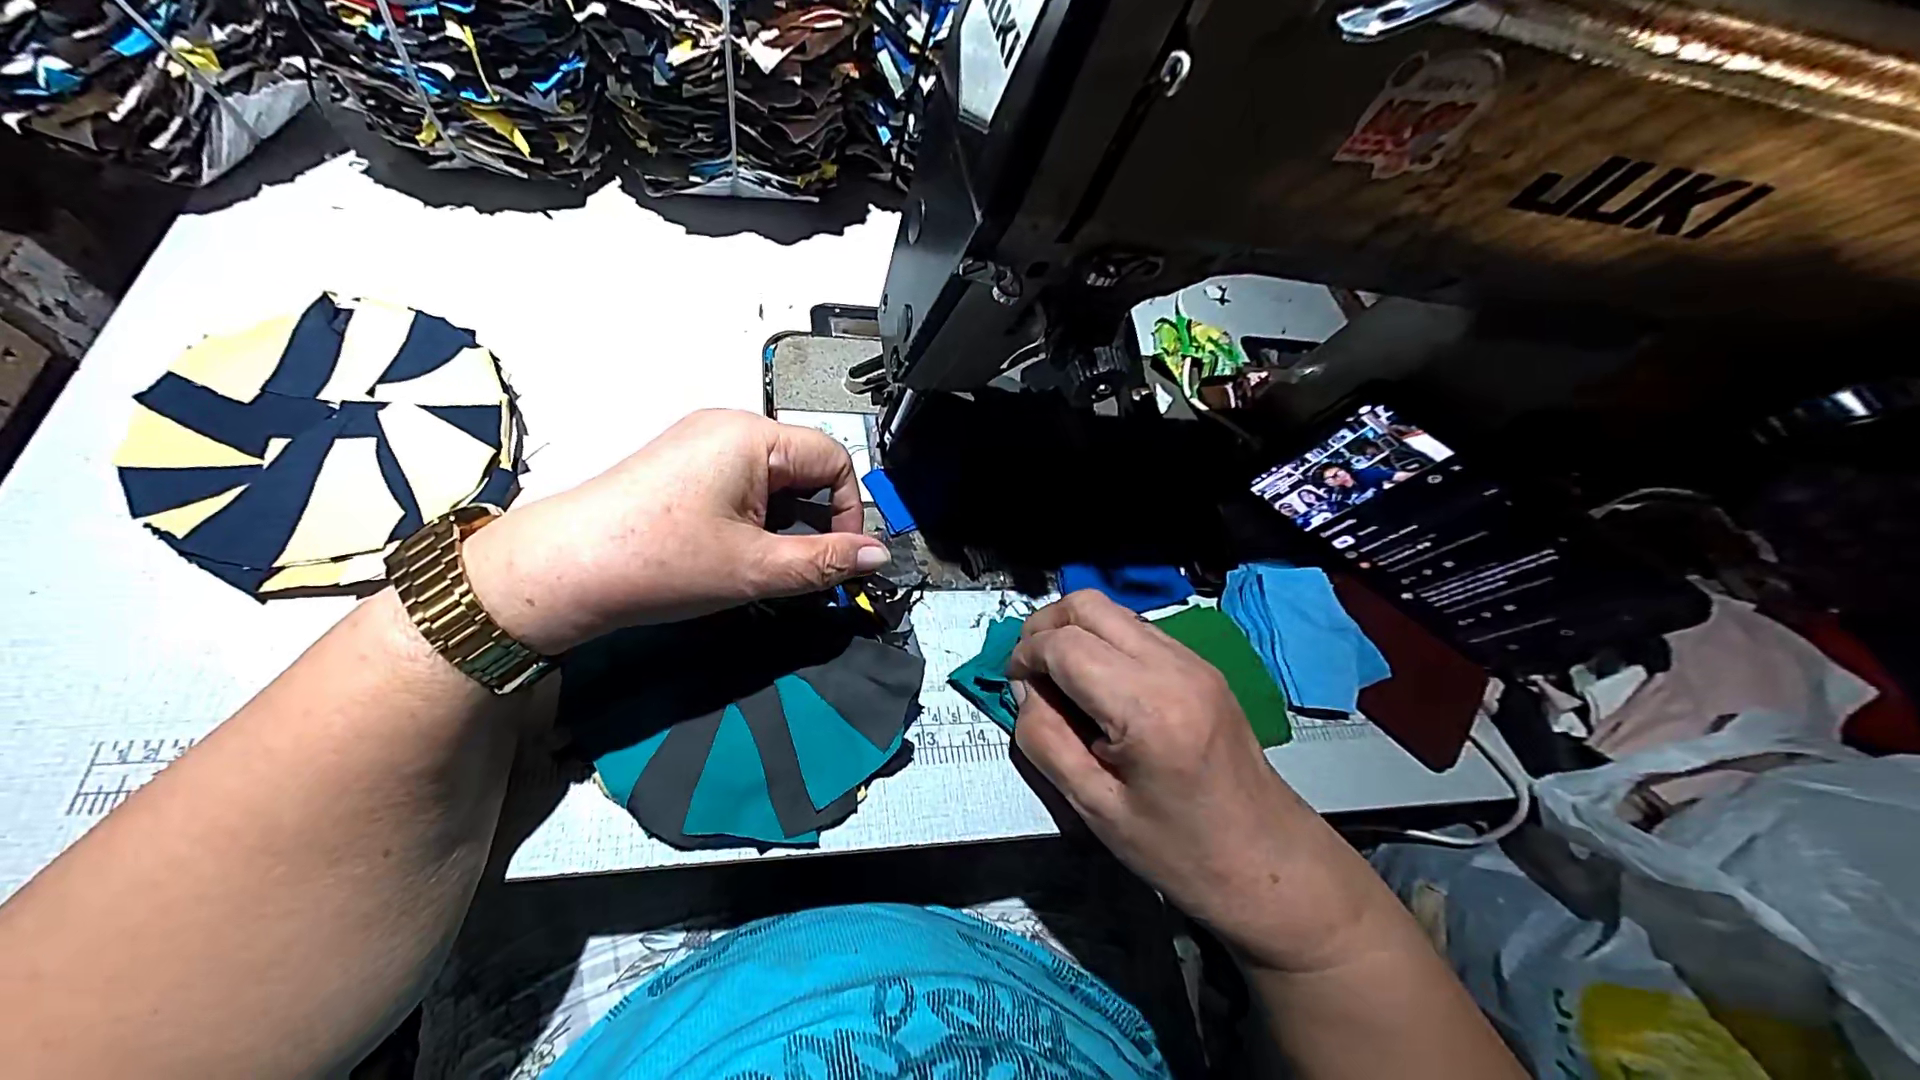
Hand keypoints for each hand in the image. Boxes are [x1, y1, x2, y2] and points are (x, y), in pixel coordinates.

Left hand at [461, 409, 888, 653]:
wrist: (560, 572)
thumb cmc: (654, 561)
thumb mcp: (757, 568)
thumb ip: (827, 560)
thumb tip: (877, 555)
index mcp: (750, 436)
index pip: (835, 459)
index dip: (850, 509)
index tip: (840, 553)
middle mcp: (727, 427)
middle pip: (805, 466)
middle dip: (815, 517)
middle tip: (800, 563)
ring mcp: (700, 442)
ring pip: (775, 478)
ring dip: (784, 520)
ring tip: (762, 560)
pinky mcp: (683, 464)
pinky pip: (744, 481)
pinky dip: (756, 515)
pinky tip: (737, 549)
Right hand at [1008, 591, 1399, 973]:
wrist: (1271, 864)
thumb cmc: (1184, 852)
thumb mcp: (1095, 808)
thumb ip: (1045, 740)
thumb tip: (1027, 692)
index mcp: (1149, 708)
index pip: (1064, 644)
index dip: (1025, 656)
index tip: (1014, 684)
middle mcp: (1175, 667)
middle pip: (1087, 604)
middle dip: (1044, 628)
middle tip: (1030, 671)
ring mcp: (1194, 661)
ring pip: (1112, 610)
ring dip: (1074, 632)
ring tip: (1060, 680)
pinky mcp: (1202, 667)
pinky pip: (1136, 630)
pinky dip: (1102, 642)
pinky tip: (1097, 685)